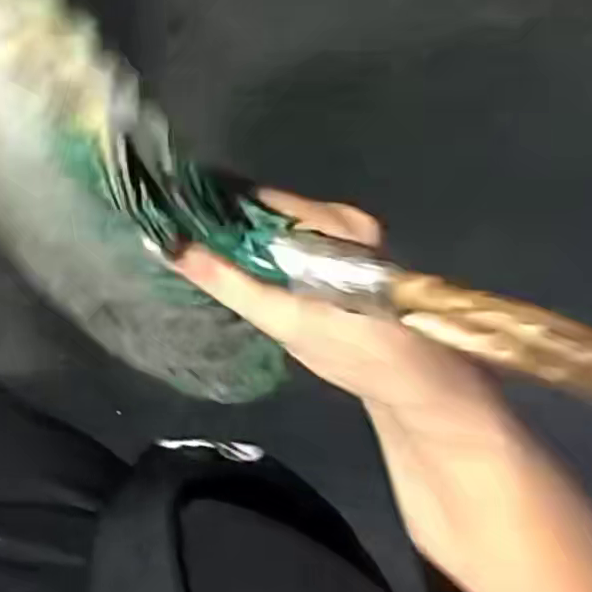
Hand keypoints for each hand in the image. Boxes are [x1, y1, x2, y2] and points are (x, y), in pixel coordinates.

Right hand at [173, 188, 497, 421]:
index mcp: (333, 224)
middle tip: (163, 231)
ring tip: (180, 245)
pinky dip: (243, 247)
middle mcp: (336, 219)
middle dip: (209, 220)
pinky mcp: (330, 255)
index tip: (161, 211)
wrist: (430, 395)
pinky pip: (273, 239)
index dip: (202, 205)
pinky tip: (216, 260)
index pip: (248, 197)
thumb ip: (225, 280)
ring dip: (223, 235)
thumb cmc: (364, 354)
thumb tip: (166, 245)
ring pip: (260, 224)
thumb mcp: (285, 319)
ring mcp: (336, 236)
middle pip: (252, 208)